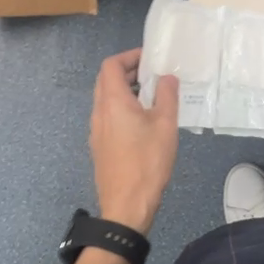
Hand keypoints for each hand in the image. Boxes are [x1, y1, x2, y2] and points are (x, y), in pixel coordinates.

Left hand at [90, 49, 178, 234]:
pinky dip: (122, 107)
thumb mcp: (165, 124)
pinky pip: (108, 116)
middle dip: (128, 71)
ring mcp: (97, 131)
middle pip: (106, 80)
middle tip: (153, 74)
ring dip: (125, 90)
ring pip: (106, 99)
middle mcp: (99, 112)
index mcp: (112, 102)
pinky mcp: (100, 146)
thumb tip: (166, 77)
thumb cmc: (147, 161)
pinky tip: (143, 121)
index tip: (150, 59)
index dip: (129, 57)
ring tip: (152, 95)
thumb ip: (166, 95)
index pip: (111, 66)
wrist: (126, 206)